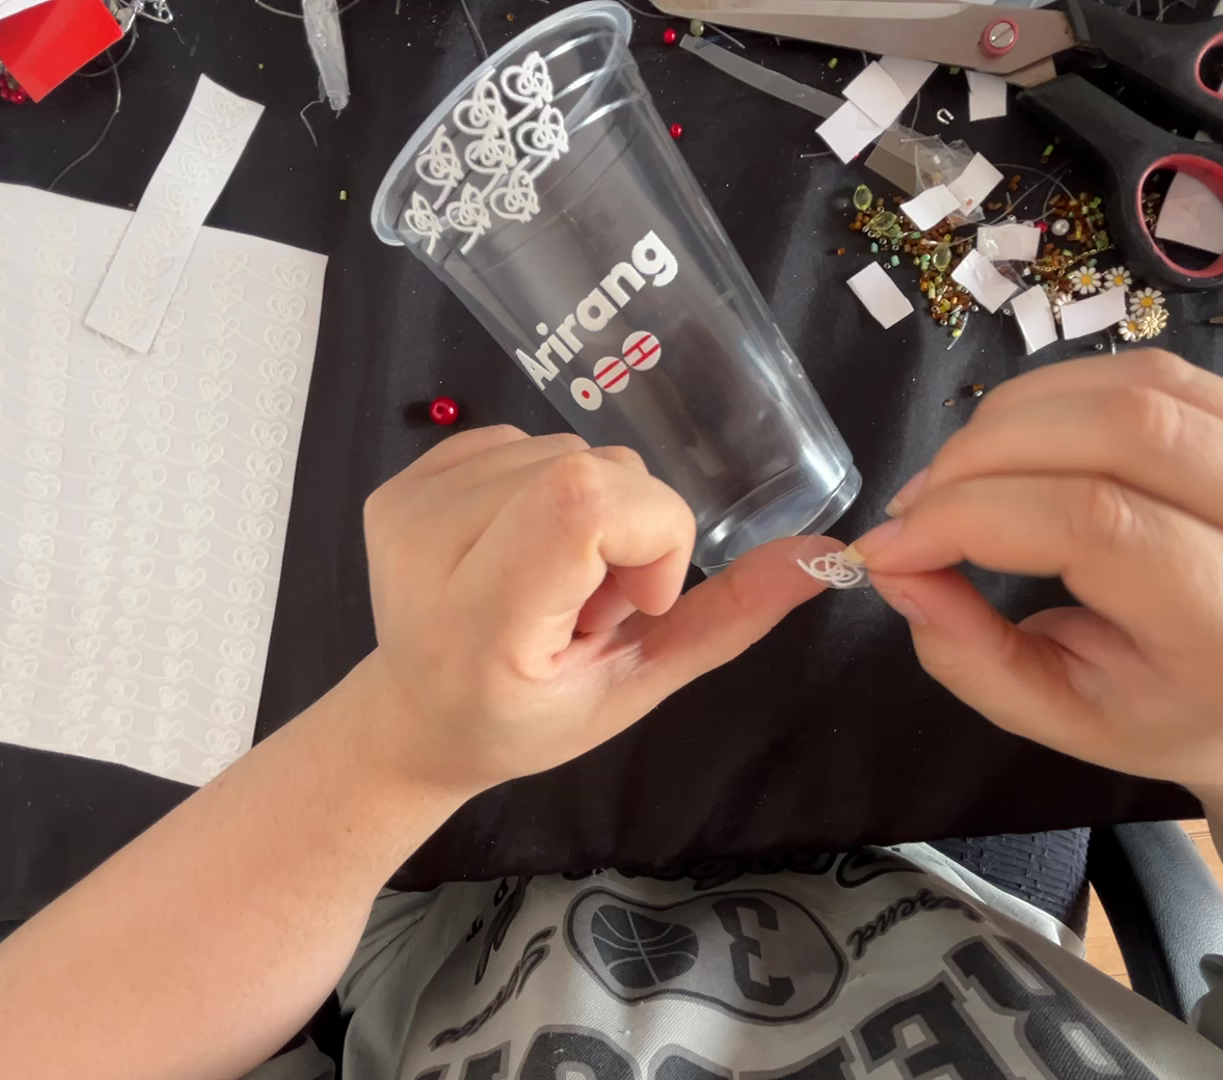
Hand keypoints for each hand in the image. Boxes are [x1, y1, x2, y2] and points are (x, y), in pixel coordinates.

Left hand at [354, 425, 838, 796]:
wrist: (417, 716)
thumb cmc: (524, 723)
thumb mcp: (633, 690)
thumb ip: (725, 620)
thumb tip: (818, 554)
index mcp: (481, 619)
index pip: (585, 501)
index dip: (649, 533)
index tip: (635, 599)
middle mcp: (428, 545)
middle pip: (587, 467)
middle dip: (626, 529)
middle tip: (587, 602)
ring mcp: (408, 503)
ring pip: (562, 448)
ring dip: (586, 509)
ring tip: (550, 580)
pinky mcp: (403, 478)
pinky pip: (522, 441)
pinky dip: (547, 489)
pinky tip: (519, 545)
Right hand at [850, 352, 1222, 792]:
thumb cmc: (1153, 718)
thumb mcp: (1047, 715)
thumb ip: (964, 651)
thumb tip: (889, 564)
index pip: (1096, 526)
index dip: (968, 518)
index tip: (886, 549)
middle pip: (1120, 430)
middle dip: (978, 457)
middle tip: (912, 508)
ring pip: (1132, 389)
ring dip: (1006, 420)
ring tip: (952, 478)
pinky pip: (1145, 373)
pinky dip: (1048, 396)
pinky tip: (1007, 443)